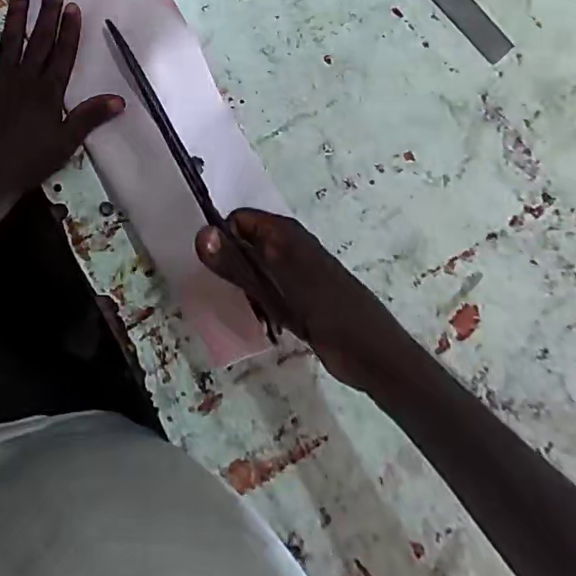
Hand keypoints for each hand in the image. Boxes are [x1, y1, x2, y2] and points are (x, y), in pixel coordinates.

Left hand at [0, 0, 123, 206]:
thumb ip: (89, 117)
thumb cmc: (30, 160)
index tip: (73, 6)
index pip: (63, 54)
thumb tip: (120, 99)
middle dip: (47, 13)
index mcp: (48, 92)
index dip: (69, 30)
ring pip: (10, 42)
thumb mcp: (66, 143)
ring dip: (16, 16)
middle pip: (39, 41)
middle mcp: (25, 79)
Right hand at [196, 209, 400, 382]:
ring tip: (251, 307)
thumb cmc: (324, 313)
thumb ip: (234, 262)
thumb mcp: (272, 287)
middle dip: (234, 263)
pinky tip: (265, 317)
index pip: (237, 220)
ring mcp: (299, 270)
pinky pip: (270, 287)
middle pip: (246, 243)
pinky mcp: (304, 294)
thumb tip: (200, 234)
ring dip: (248, 285)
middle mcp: (292, 245)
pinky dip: (262, 299)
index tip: (215, 267)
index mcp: (286, 233)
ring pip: (257, 267)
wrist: (374, 354)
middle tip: (234, 291)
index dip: (222, 238)